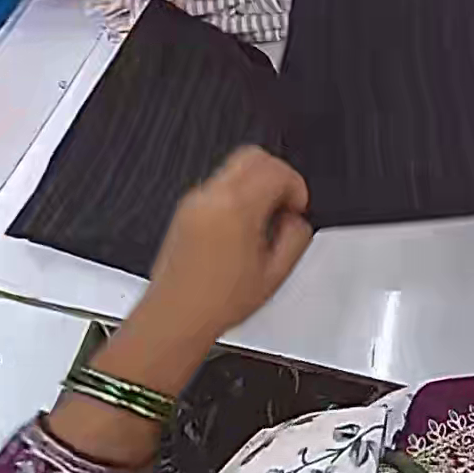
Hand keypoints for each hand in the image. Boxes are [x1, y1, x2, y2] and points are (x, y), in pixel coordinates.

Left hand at [104, 147, 313, 384]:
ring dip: (257, 183)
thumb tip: (298, 219)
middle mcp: (211, 197)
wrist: (175, 317)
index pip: (276, 170)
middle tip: (285, 202)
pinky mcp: (186, 208)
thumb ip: (296, 236)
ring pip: (235, 167)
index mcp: (236, 209)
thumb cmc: (217, 302)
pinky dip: (239, 193)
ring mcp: (195, 200)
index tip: (298, 206)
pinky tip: (245, 225)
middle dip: (278, 174)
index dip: (296, 186)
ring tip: (265, 217)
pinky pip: (219, 184)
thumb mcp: (276, 272)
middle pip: (253, 155)